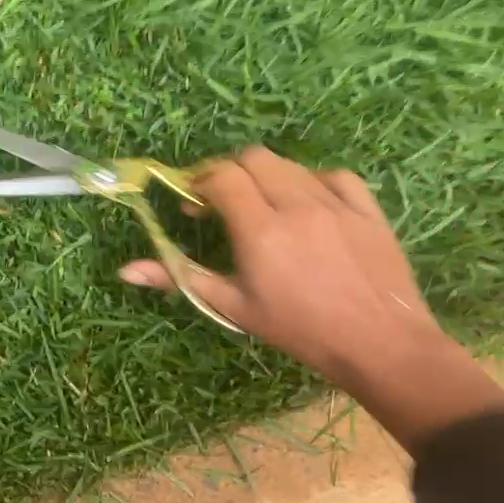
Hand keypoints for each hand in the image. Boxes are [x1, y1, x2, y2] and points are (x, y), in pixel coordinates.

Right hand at [119, 146, 503, 452]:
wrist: (379, 343)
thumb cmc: (295, 327)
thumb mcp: (230, 305)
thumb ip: (178, 277)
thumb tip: (125, 270)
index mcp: (260, 230)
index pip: (221, 178)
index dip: (199, 184)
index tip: (192, 207)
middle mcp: (297, 207)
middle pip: (254, 159)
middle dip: (229, 172)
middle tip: (220, 200)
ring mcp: (337, 205)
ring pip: (290, 165)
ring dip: (265, 176)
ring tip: (260, 204)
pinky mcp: (368, 211)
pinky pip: (335, 176)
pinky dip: (311, 181)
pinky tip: (305, 203)